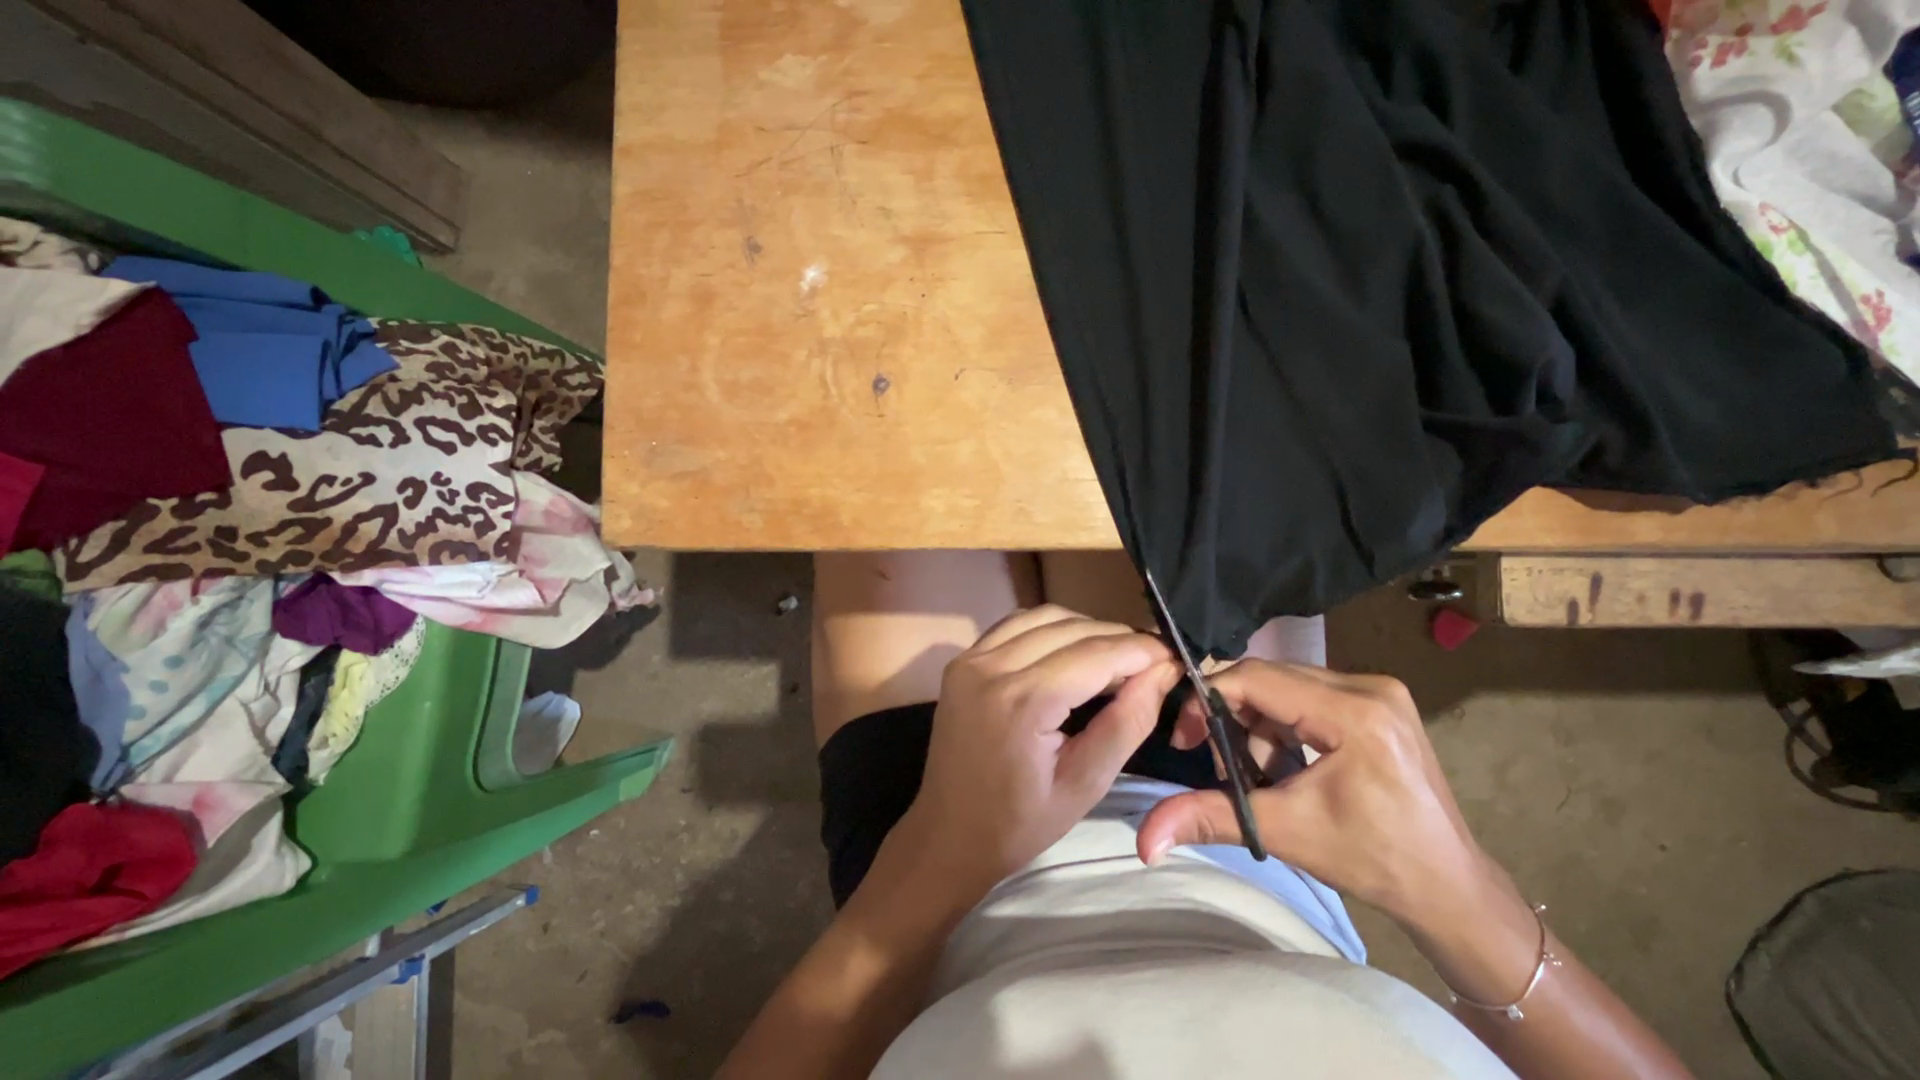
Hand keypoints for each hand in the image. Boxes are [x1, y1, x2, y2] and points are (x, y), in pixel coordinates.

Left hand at [899, 605, 1180, 891]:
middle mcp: (992, 668)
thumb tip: (1163, 671)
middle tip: (1152, 662)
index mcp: (1023, 702)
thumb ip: (1127, 722)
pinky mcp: (962, 662)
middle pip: (1072, 628)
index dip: (1142, 650)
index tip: (1175, 657)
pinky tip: (1071, 653)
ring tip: (1115, 658)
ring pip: (1043, 617)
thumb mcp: (1086, 784)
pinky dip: (1049, 629)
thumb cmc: (1020, 823)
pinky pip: (1014, 625)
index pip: (1097, 654)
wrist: (949, 835)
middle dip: (1118, 638)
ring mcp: (970, 660)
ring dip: (1085, 628)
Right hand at [1136, 660, 1505, 930]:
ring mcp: (1381, 691)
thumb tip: (1144, 838)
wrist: (1447, 885)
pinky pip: (1311, 695)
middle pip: (1270, 678)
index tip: (1185, 738)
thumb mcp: (1285, 833)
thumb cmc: (1371, 860)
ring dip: (1259, 725)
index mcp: (1354, 712)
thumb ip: (1210, 817)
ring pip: (1287, 686)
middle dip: (1234, 718)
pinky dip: (1286, 726)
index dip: (1209, 700)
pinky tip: (1290, 765)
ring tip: (1264, 777)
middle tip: (1224, 767)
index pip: (1257, 678)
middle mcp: (1371, 686)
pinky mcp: (1383, 702)